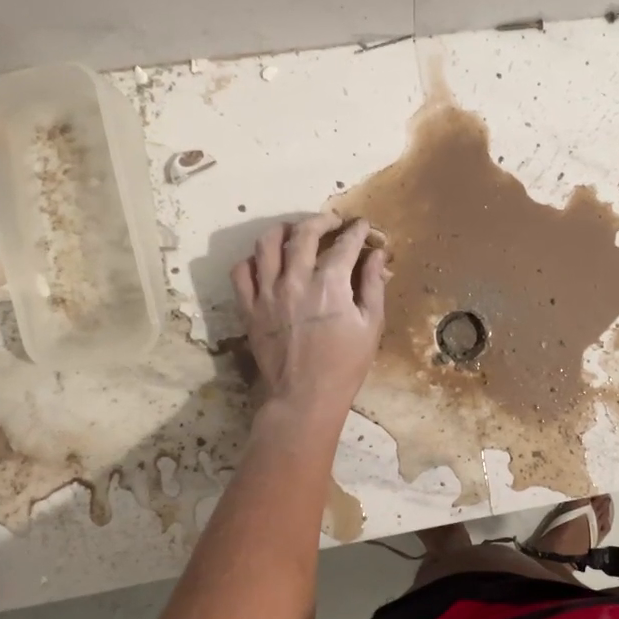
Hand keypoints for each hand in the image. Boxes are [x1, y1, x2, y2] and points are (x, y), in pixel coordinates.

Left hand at [232, 215, 388, 423]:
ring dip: (284, 231)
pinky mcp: (248, 308)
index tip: (363, 227)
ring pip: (266, 244)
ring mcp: (267, 293)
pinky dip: (252, 260)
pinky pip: (241, 272)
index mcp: (330, 285)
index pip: (345, 244)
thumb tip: (377, 255)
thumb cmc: (345, 364)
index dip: (357, 231)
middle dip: (322, 221)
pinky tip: (266, 263)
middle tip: (333, 223)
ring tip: (295, 233)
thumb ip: (373, 285)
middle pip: (304, 233)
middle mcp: (295, 280)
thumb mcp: (371, 325)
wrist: (305, 397)